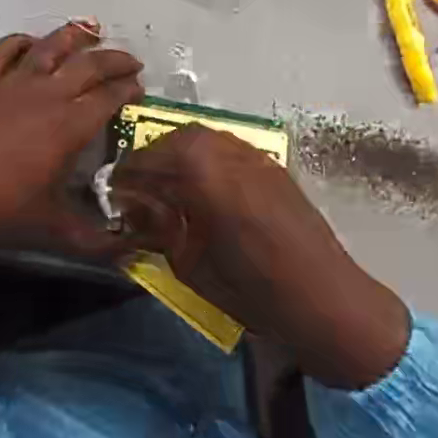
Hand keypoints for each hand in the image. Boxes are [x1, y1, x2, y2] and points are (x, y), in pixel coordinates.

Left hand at [0, 21, 143, 262]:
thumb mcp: (51, 231)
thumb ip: (95, 241)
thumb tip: (129, 252)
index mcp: (69, 126)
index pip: (110, 97)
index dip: (129, 90)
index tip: (140, 90)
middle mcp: (45, 95)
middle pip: (88, 64)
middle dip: (115, 59)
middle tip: (131, 63)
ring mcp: (9, 85)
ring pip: (49, 46)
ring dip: (75, 36)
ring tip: (92, 31)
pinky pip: (3, 50)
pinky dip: (20, 41)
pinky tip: (29, 43)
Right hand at [111, 125, 409, 388]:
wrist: (323, 300)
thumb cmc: (250, 290)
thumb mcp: (187, 263)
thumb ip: (157, 226)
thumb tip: (132, 208)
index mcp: (205, 179)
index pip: (150, 160)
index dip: (126, 174)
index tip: (114, 191)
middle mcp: (232, 157)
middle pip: (179, 138)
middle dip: (152, 156)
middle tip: (139, 184)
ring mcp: (258, 159)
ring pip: (207, 137)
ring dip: (180, 153)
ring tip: (169, 184)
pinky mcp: (274, 169)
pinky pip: (230, 148)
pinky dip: (206, 158)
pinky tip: (202, 187)